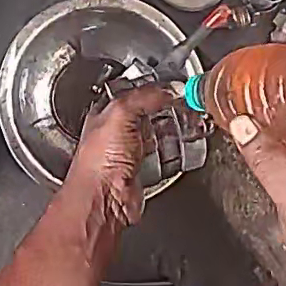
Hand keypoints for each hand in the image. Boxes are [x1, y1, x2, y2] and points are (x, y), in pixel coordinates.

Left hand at [61, 86, 175, 226]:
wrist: (104, 199)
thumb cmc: (98, 161)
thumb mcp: (120, 113)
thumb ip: (143, 97)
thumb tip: (166, 90)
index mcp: (105, 114)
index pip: (130, 92)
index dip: (149, 87)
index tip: (170, 86)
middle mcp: (116, 133)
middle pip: (145, 114)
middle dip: (164, 108)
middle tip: (182, 103)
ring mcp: (130, 153)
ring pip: (156, 134)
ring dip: (171, 129)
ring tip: (187, 121)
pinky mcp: (142, 171)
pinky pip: (162, 157)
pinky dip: (173, 152)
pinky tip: (180, 146)